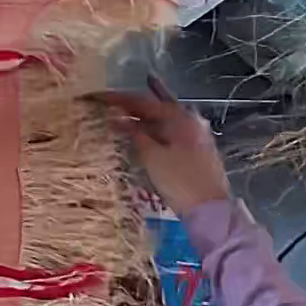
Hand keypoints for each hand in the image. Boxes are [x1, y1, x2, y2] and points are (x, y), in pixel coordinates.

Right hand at [102, 76, 231, 212]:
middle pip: (156, 105)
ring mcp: (195, 135)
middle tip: (114, 95)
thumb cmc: (179, 180)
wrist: (210, 210)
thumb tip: (116, 116)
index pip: (141, 101)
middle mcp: (189, 121)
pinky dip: (153, 127)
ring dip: (144, 113)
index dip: (116, 98)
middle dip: (135, 99)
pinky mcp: (195, 150)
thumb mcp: (151, 155)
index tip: (95, 97)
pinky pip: (168, 130)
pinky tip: (144, 130)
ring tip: (128, 107)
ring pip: (163, 118)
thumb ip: (134, 133)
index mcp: (178, 118)